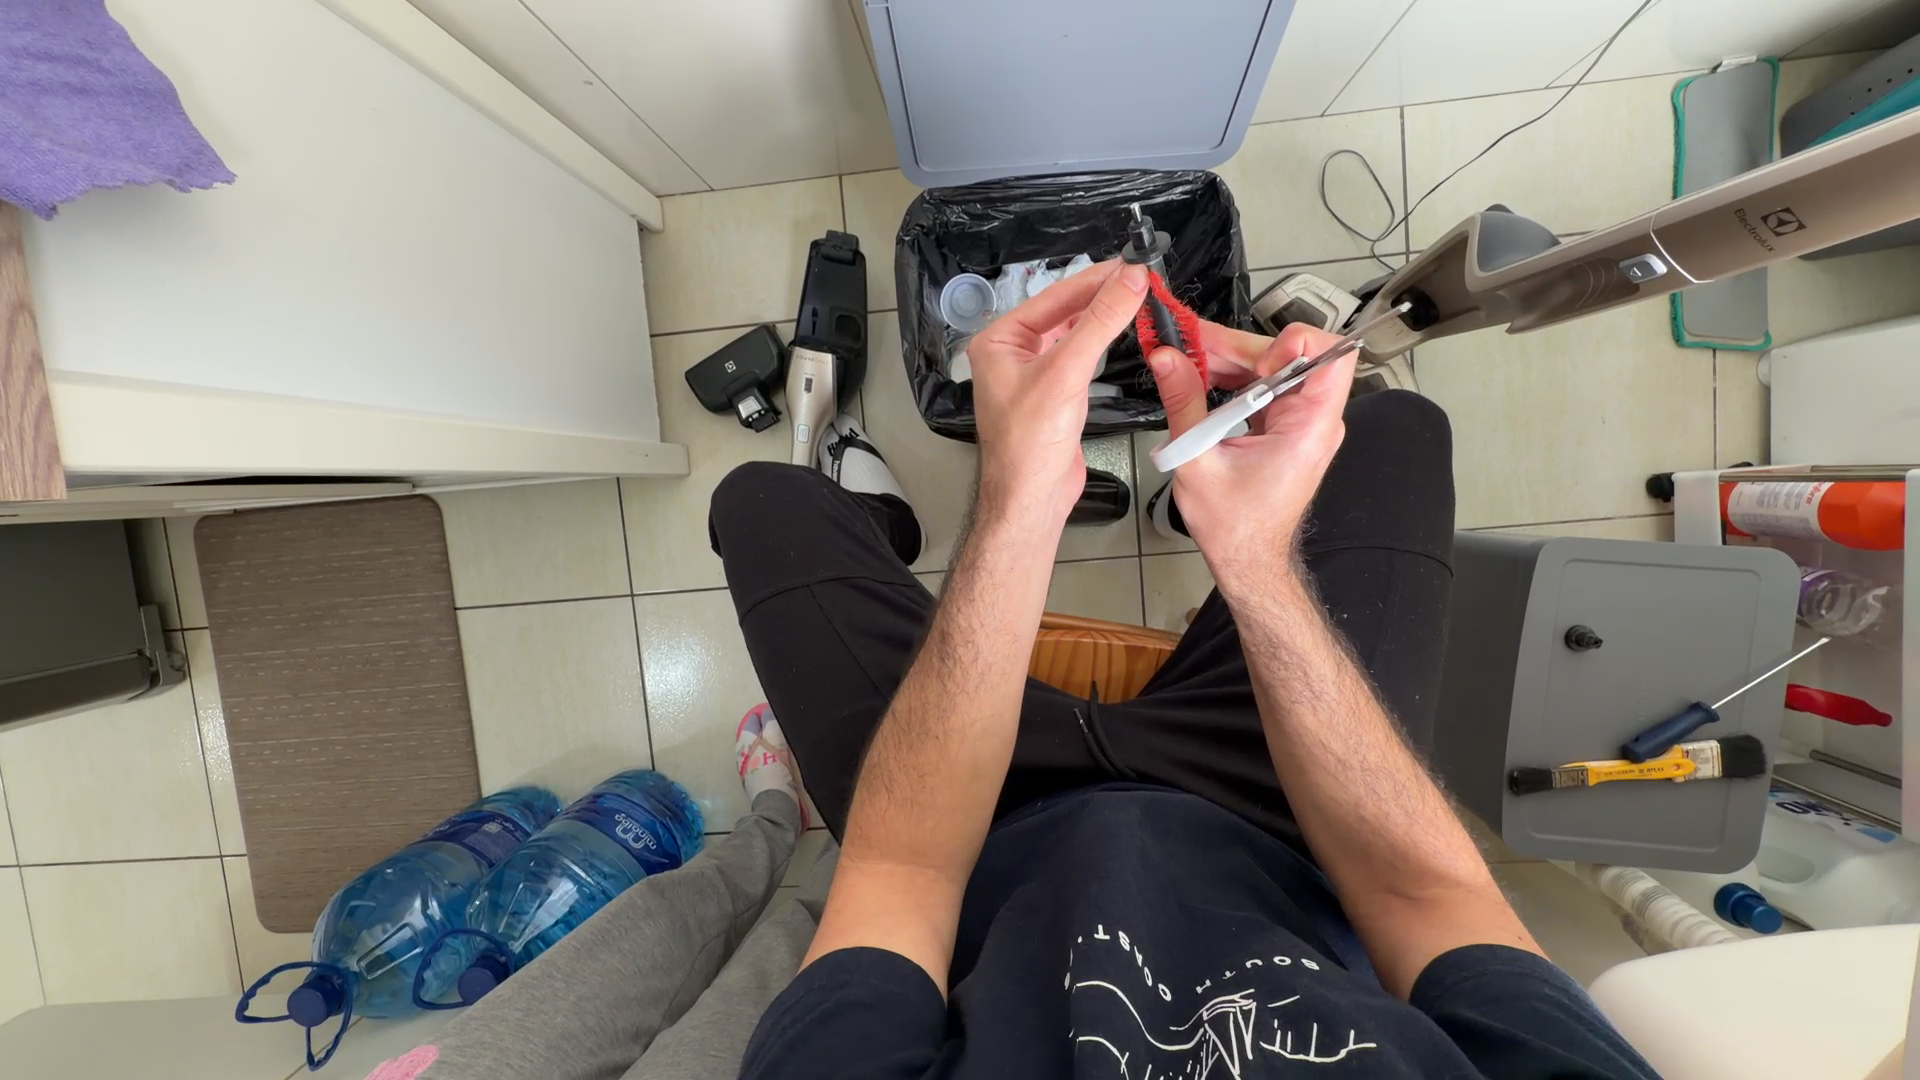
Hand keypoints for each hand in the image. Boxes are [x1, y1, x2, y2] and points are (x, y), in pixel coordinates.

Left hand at [967, 260, 1147, 525]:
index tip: (1134, 265)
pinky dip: (1100, 345)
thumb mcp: (1066, 374)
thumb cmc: (1031, 442)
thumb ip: (1099, 323)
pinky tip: (1120, 332)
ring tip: (1139, 299)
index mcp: (998, 340)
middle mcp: (1010, 353)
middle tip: (1143, 280)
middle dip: (1101, 297)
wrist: (1031, 498)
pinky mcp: (1051, 395)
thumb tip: (1130, 278)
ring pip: (1072, 334)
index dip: (1096, 280)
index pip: (1053, 297)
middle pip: (1062, 312)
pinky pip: (1077, 358)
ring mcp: (1031, 374)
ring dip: (1103, 319)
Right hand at [1145, 321, 1355, 590]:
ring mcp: (1300, 421)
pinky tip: (1198, 378)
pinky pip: (1262, 387)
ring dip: (1227, 360)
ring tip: (1184, 358)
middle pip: (1285, 355)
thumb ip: (1183, 402)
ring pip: (1270, 367)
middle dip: (1235, 346)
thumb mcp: (1197, 460)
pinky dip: (1231, 379)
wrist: (1245, 556)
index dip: (1288, 343)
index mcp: (1309, 427)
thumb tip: (1168, 359)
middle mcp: (1313, 419)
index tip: (1246, 360)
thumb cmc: (1233, 525)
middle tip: (1188, 343)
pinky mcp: (1284, 426)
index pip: (1328, 355)